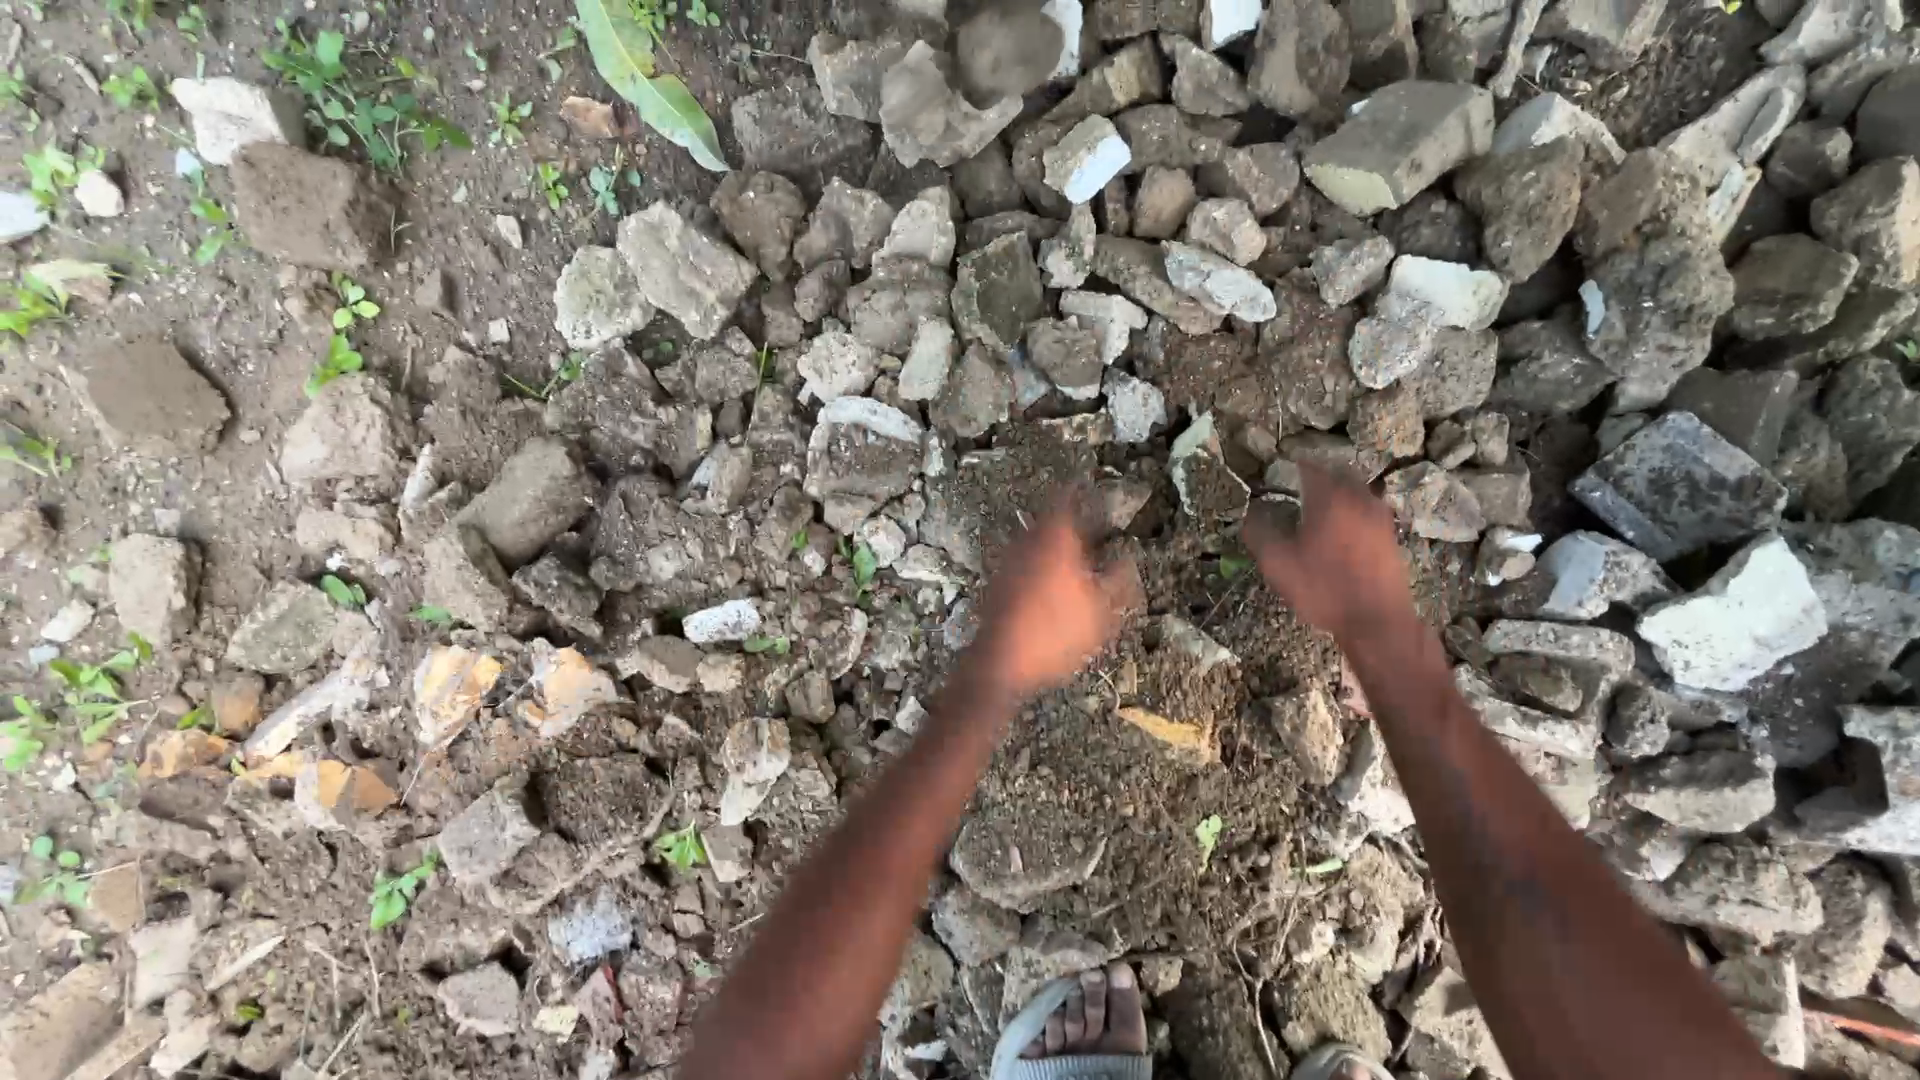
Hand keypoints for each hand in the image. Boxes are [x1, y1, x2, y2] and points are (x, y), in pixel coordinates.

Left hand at [968, 498, 1139, 700]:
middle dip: (1067, 519)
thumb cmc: (1055, 634)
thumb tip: (1128, 558)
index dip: (1078, 489)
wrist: (1001, 662)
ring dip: (1051, 542)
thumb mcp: (1102, 613)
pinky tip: (1049, 583)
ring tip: (1072, 554)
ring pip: (1033, 540)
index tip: (1088, 483)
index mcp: (1055, 540)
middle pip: (1048, 519)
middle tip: (1086, 523)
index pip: (1066, 499)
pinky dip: (1037, 563)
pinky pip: (1022, 561)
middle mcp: (1027, 542)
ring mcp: (1007, 562)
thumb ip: (1120, 580)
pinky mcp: (996, 583)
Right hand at [1241, 465, 1415, 644]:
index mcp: (1329, 498)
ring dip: (1337, 492)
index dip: (1289, 465)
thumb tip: (1248, 514)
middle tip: (1297, 486)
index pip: (1308, 466)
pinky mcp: (1390, 535)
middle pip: (1337, 472)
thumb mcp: (1278, 564)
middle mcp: (1358, 498)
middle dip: (1317, 475)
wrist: (1376, 620)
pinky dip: (1351, 511)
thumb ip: (1259, 533)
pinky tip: (1339, 531)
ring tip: (1318, 508)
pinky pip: (1367, 509)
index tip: (1276, 472)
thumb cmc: (1323, 589)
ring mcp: (1379, 516)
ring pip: (1355, 490)